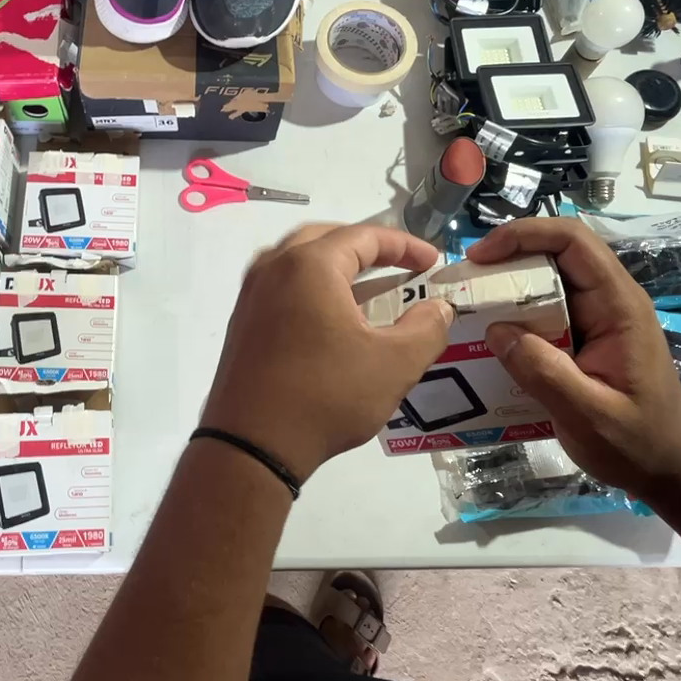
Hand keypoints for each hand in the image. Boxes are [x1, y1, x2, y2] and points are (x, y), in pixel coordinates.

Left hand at [201, 224, 454, 481]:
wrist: (250, 444)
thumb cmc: (325, 396)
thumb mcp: (393, 364)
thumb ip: (426, 328)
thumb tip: (439, 307)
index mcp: (309, 265)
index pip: (363, 236)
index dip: (403, 245)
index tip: (432, 262)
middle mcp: (273, 268)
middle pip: (324, 238)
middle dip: (365, 247)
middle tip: (398, 266)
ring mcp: (250, 294)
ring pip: (296, 259)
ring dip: (333, 264)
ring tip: (364, 286)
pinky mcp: (241, 322)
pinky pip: (280, 285)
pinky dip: (309, 286)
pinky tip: (328, 317)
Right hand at [466, 217, 680, 495]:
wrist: (669, 469)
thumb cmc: (638, 442)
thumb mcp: (590, 414)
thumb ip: (545, 373)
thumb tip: (496, 331)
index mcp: (618, 306)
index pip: (572, 242)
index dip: (523, 235)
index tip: (480, 257)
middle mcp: (607, 300)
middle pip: (553, 252)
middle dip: (505, 259)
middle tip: (463, 284)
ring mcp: (594, 316)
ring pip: (544, 279)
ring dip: (504, 287)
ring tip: (466, 306)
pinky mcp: (580, 334)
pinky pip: (541, 308)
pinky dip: (511, 312)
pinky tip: (486, 335)